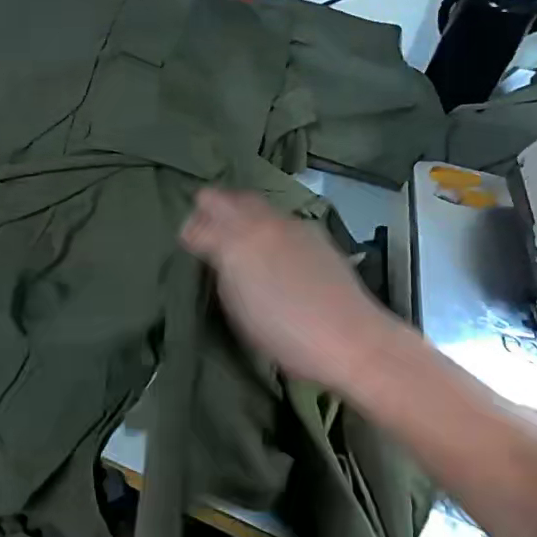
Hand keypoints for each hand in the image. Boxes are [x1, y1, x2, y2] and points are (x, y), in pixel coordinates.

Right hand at [178, 187, 402, 388]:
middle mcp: (259, 224)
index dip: (188, 232)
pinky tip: (269, 241)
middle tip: (203, 221)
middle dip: (209, 206)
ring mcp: (288, 223)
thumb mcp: (239, 311)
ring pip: (251, 202)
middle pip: (223, 199)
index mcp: (234, 245)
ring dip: (237, 209)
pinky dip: (263, 221)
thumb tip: (217, 258)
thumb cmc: (286, 336)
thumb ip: (223, 274)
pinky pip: (276, 215)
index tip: (186, 240)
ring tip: (234, 228)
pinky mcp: (311, 230)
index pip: (197, 225)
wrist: (351, 337)